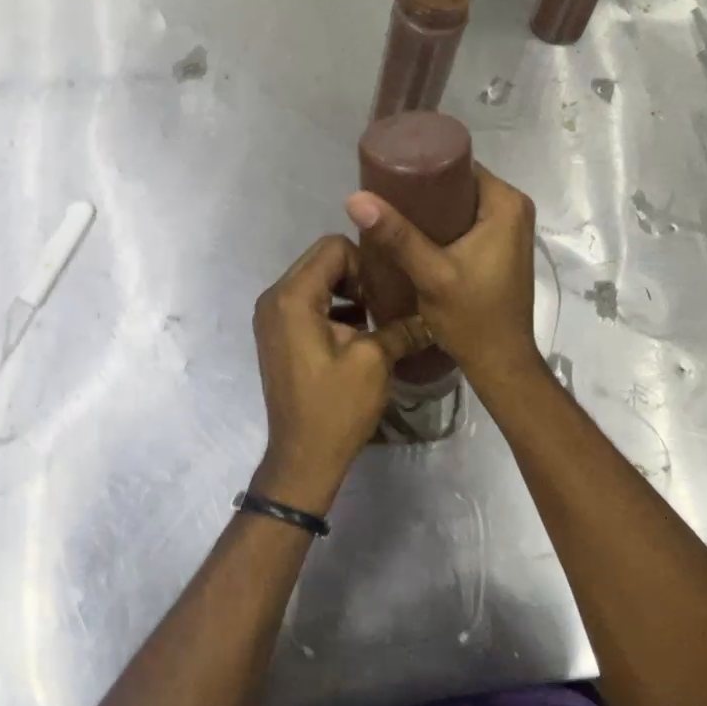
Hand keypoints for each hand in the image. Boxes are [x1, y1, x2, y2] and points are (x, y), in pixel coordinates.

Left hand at [250, 236, 427, 513]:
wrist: (303, 458)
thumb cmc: (336, 406)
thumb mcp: (375, 361)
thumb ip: (402, 326)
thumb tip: (434, 313)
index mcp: (293, 297)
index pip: (334, 247)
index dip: (366, 264)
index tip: (385, 294)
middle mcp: (275, 298)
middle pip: (323, 260)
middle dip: (357, 276)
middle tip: (384, 304)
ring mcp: (272, 317)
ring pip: (317, 280)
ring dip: (347, 292)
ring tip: (375, 319)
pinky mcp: (278, 334)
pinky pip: (308, 302)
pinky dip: (334, 308)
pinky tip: (359, 334)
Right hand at [344, 165, 543, 392]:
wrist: (500, 361)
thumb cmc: (471, 316)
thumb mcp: (431, 273)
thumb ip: (397, 236)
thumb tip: (355, 199)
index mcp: (507, 203)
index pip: (460, 165)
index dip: (424, 167)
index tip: (389, 177)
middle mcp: (516, 208)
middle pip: (461, 183)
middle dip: (425, 190)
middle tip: (386, 200)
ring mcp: (513, 228)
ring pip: (464, 203)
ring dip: (433, 209)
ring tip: (394, 215)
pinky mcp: (504, 246)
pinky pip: (471, 220)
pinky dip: (446, 224)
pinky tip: (415, 233)